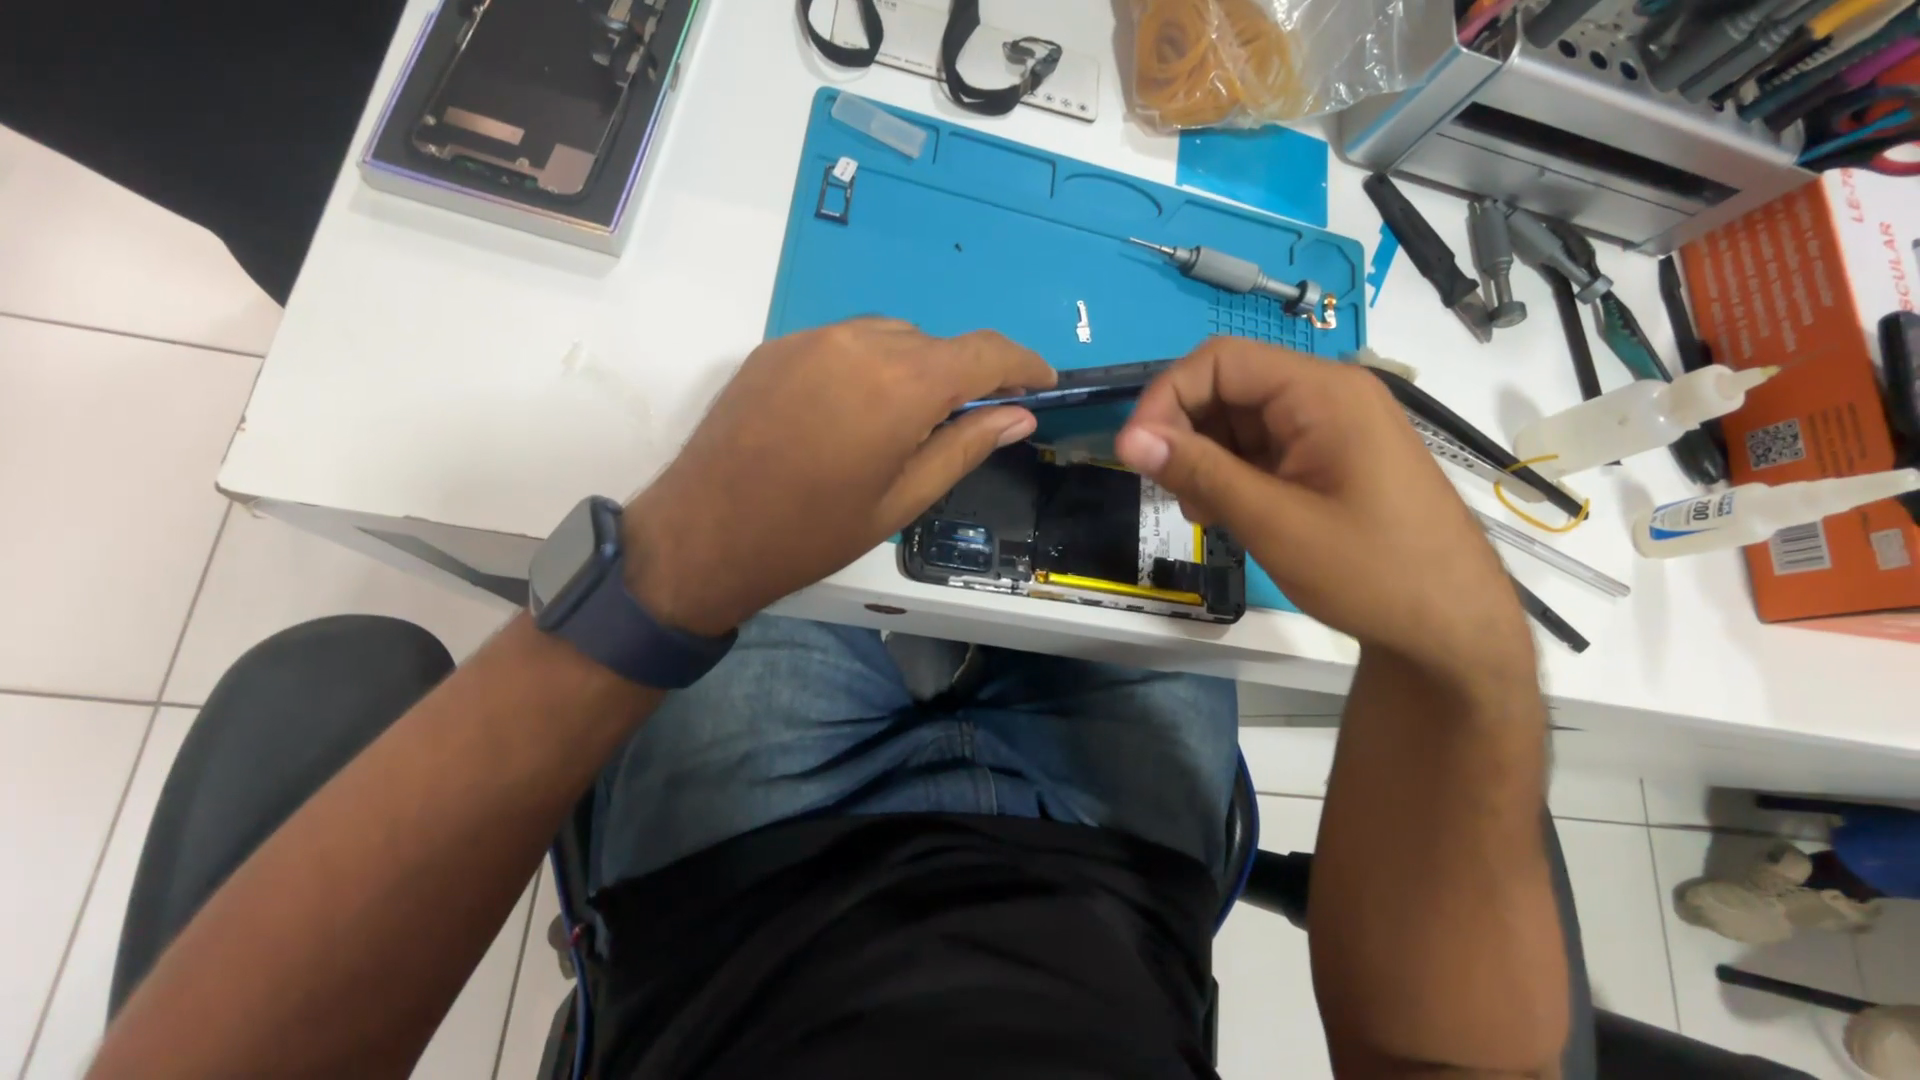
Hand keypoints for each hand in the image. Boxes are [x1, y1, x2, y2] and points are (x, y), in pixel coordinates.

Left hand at [623, 318, 1054, 635]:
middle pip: (935, 344)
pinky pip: (843, 344)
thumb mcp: (902, 500)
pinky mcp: (776, 347)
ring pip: (889, 338)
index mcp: (901, 383)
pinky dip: (866, 367)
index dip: (1022, 364)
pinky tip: (849, 415)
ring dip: (913, 369)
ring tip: (901, 425)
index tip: (1041, 384)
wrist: (702, 535)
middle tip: (966, 422)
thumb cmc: (812, 532)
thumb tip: (1019, 415)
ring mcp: (812, 339)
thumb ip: (965, 446)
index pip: (984, 352)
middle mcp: (860, 342)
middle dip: (962, 376)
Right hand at [1114, 339, 1532, 683]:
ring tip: (1207, 514)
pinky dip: (1237, 476)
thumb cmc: (1369, 572)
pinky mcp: (1333, 457)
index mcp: (1322, 393)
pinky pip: (1266, 448)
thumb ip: (1198, 472)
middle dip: (1187, 435)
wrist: (1452, 628)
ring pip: (1242, 422)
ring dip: (1209, 461)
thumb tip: (1127, 439)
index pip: (1220, 362)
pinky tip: (1235, 516)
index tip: (1134, 454)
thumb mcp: (1272, 522)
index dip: (1166, 398)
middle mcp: (1328, 395)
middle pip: (1230, 388)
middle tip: (1174, 495)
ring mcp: (1334, 427)